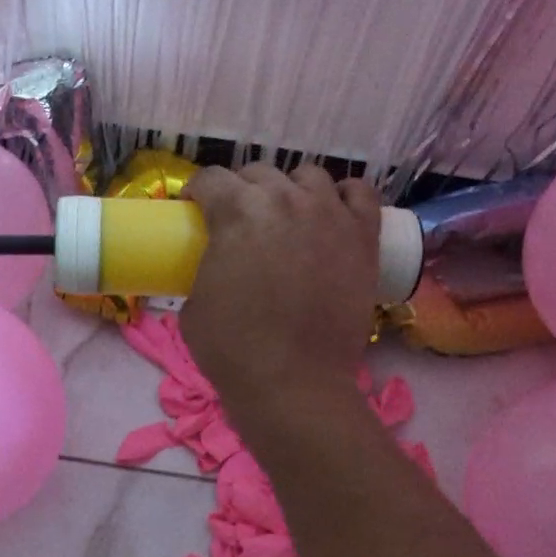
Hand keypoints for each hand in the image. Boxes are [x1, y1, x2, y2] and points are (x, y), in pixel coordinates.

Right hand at [180, 163, 379, 424]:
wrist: (293, 382)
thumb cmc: (232, 349)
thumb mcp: (193, 304)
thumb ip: (205, 268)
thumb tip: (216, 266)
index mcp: (236, 211)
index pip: (210, 179)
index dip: (196, 192)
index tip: (195, 210)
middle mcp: (285, 200)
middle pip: (258, 174)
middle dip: (241, 191)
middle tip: (238, 223)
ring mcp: (329, 214)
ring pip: (308, 176)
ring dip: (290, 190)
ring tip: (287, 217)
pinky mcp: (363, 235)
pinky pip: (359, 193)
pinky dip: (343, 197)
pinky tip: (332, 213)